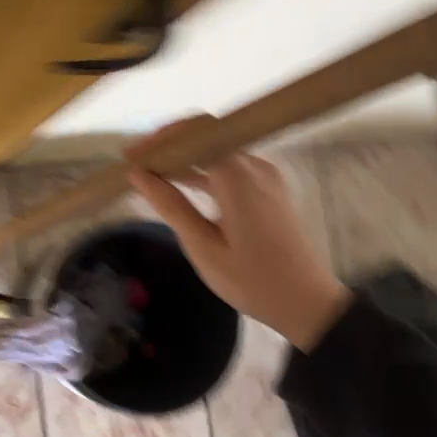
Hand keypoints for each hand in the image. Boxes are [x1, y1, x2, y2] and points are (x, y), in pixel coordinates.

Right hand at [126, 116, 351, 348]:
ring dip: (184, 157)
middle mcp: (254, 166)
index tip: (130, 155)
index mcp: (238, 177)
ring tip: (149, 172)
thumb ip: (170, 206)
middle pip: (206, 136)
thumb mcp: (203, 247)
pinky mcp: (269, 187)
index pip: (194, 134)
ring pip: (217, 150)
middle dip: (168, 145)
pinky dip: (202, 169)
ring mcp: (265, 175)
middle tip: (135, 162)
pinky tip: (180, 184)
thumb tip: (138, 175)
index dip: (158, 140)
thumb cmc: (251, 280)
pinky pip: (229, 166)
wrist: (306, 301)